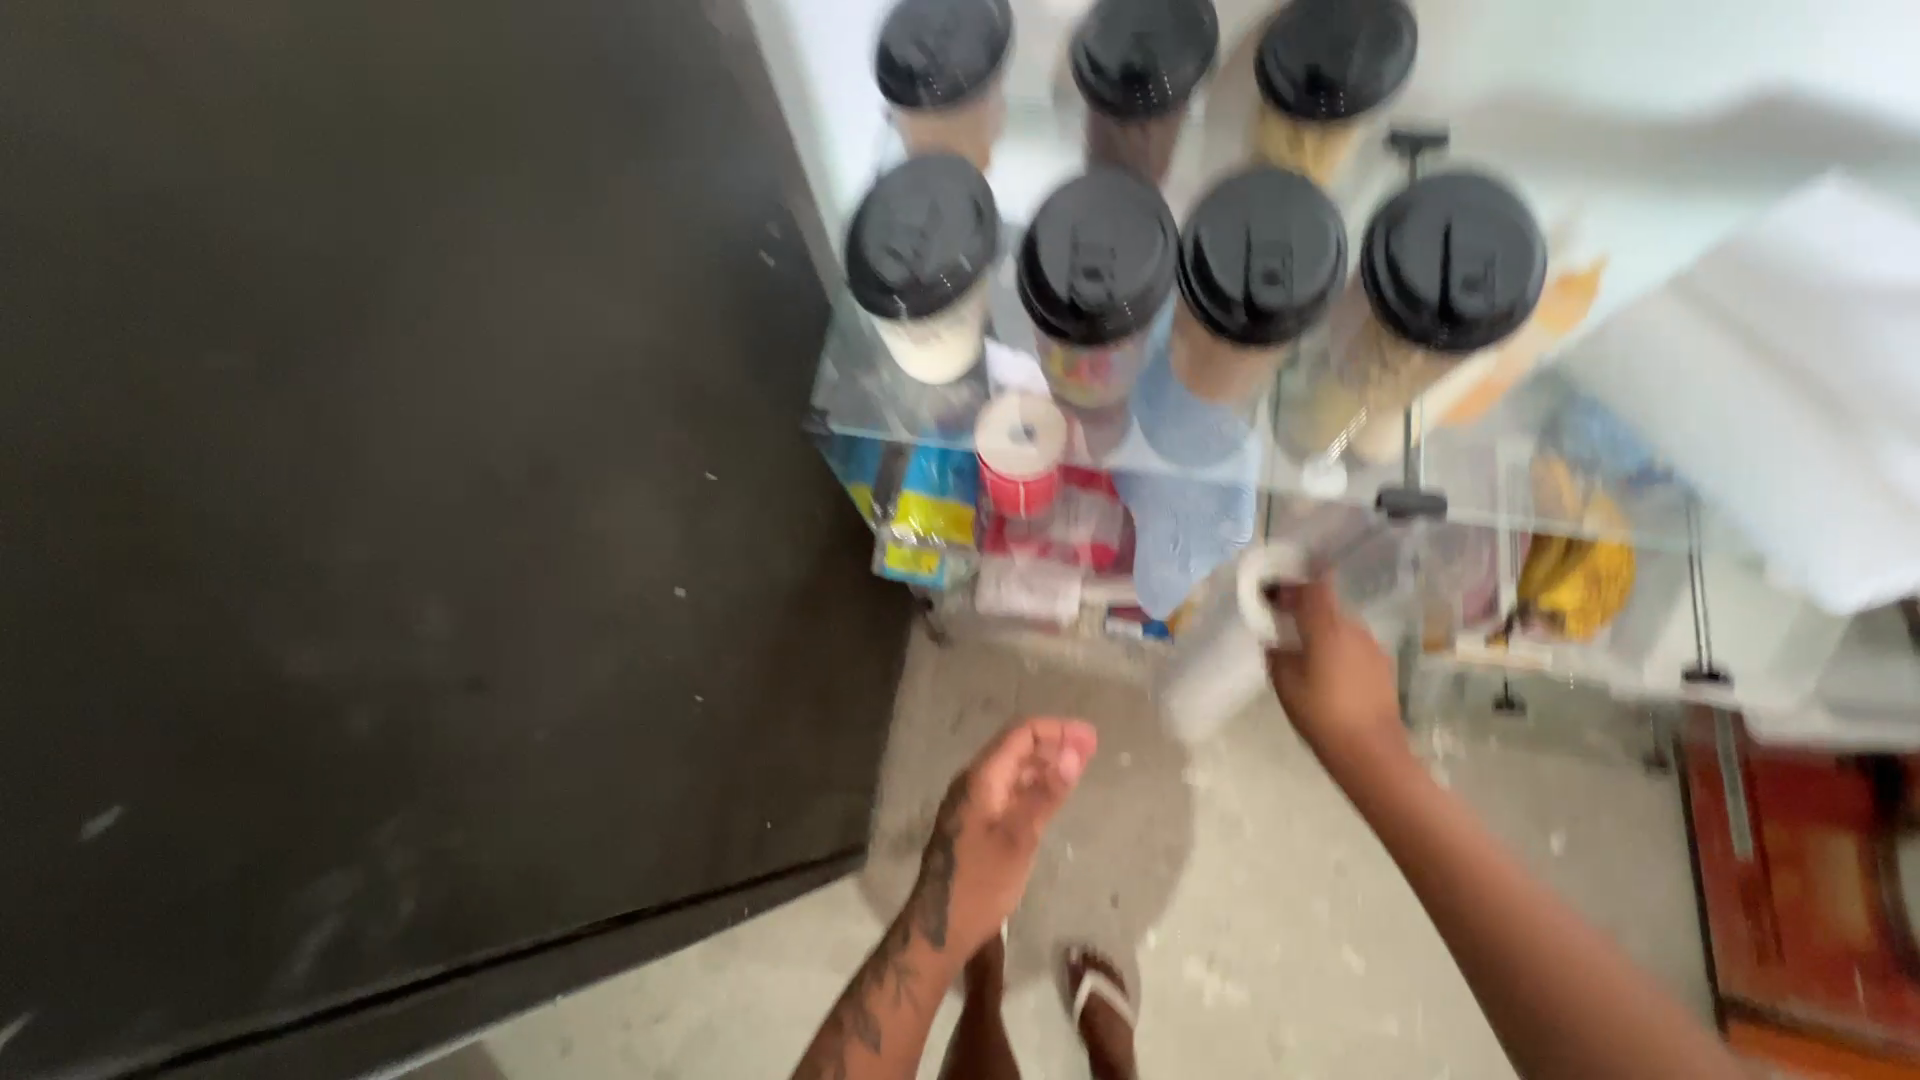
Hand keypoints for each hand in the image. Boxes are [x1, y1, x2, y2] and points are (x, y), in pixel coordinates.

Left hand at [904, 717, 1097, 960]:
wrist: (941, 926)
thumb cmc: (981, 883)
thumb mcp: (1020, 838)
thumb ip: (1046, 794)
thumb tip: (1073, 753)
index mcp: (981, 778)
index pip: (1021, 734)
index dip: (1057, 730)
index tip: (1090, 738)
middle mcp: (974, 781)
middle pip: (1017, 747)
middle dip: (1054, 742)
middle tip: (1091, 749)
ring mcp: (973, 801)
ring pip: (1013, 768)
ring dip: (1045, 762)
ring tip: (1078, 766)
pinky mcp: (977, 821)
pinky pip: (1008, 789)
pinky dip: (1033, 784)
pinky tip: (1052, 794)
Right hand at [1266, 578, 1406, 763]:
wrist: (1370, 750)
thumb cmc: (1320, 714)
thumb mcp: (1284, 683)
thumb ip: (1278, 653)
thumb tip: (1277, 641)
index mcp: (1326, 627)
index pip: (1313, 587)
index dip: (1294, 586)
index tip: (1276, 598)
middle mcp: (1353, 628)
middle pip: (1328, 605)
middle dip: (1306, 611)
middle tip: (1286, 629)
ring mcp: (1372, 646)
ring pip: (1342, 626)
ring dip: (1324, 632)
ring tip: (1308, 657)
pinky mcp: (1383, 665)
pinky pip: (1355, 646)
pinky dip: (1340, 650)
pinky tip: (1331, 675)